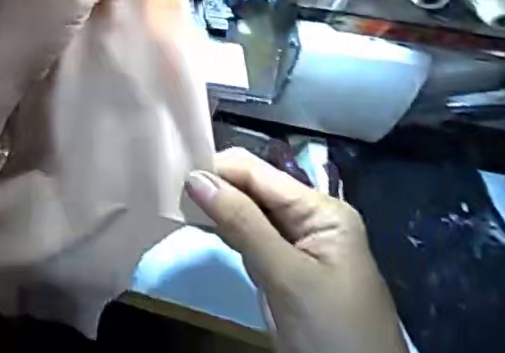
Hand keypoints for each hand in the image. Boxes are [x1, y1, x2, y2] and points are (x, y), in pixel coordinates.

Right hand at [186, 149, 405, 352]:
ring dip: (216, 209)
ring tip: (177, 205)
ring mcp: (299, 246)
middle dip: (214, 188)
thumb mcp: (288, 279)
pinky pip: (250, 239)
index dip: (216, 169)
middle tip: (169, 191)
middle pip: (252, 188)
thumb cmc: (335, 338)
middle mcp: (310, 219)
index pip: (257, 172)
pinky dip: (226, 232)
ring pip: (247, 212)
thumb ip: (242, 224)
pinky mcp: (286, 272)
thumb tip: (194, 176)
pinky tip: (199, 226)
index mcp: (321, 210)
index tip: (173, 175)